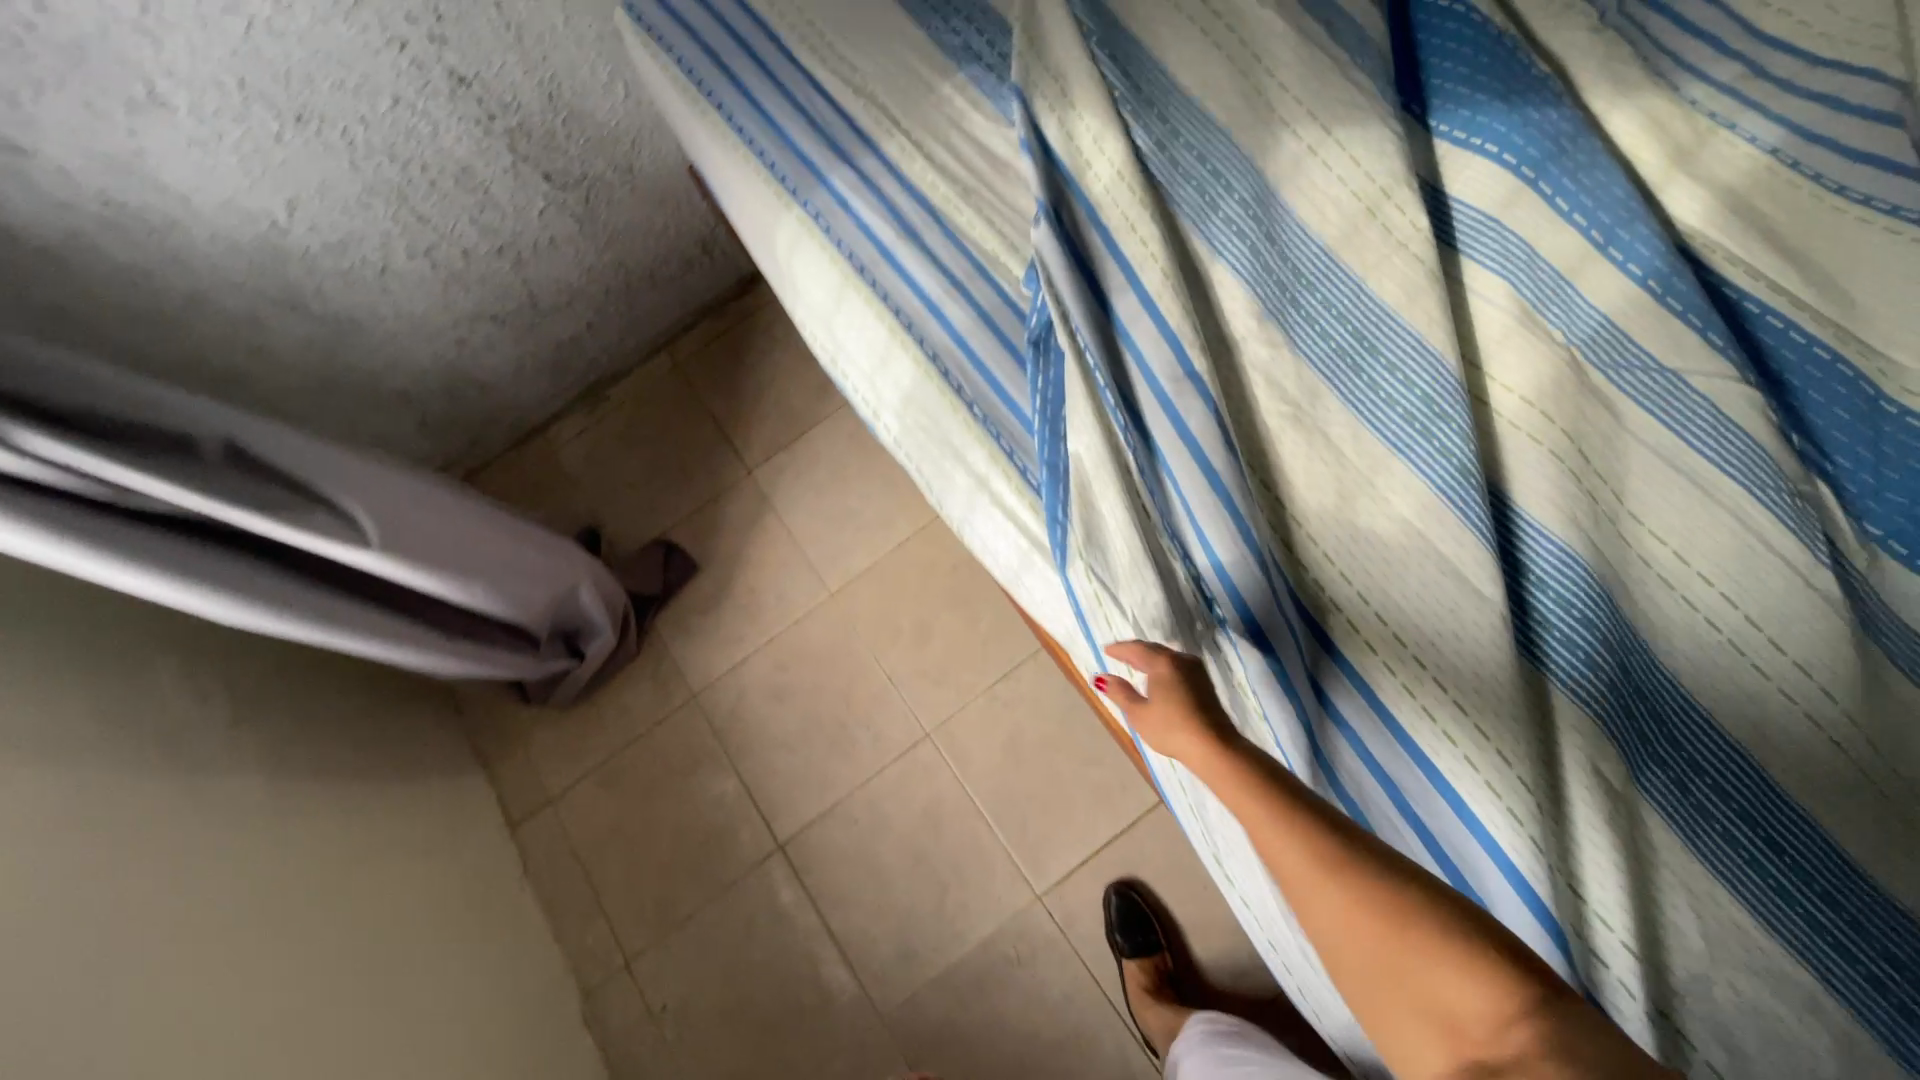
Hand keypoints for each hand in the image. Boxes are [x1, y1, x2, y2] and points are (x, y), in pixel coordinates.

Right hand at [1094, 641, 1243, 764]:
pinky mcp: (1204, 681)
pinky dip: (1163, 666)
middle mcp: (1181, 659)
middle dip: (1135, 651)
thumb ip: (1119, 692)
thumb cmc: (1171, 729)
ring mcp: (1196, 669)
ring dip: (1150, 658)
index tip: (1106, 650)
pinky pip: (1177, 665)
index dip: (1119, 649)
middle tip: (1119, 655)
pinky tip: (1158, 676)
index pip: (1136, 649)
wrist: (1214, 746)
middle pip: (1153, 649)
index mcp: (1162, 663)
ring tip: (1135, 664)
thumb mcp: (1138, 713)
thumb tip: (1101, 678)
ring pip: (1167, 656)